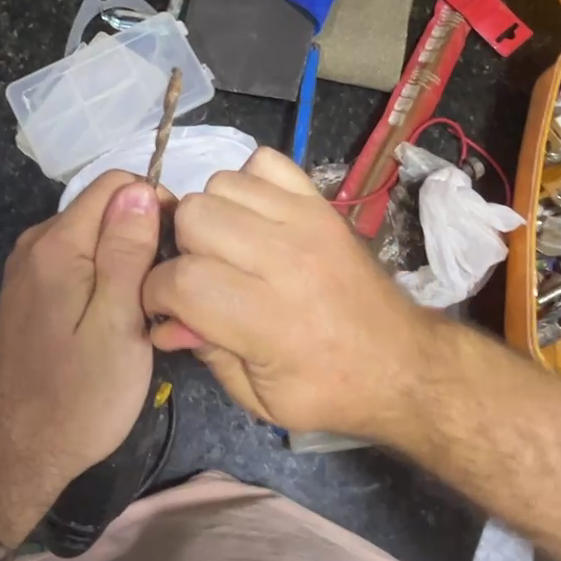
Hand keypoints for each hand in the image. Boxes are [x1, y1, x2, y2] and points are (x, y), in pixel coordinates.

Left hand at [0, 171, 161, 540]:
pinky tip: (109, 317)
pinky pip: (73, 258)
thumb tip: (141, 188)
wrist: (20, 452)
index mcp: (58, 243)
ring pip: (91, 233)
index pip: (117, 184)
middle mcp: (36, 242)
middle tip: (160, 293)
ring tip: (139, 309)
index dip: (155, 207)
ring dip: (121, 257)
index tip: (174, 254)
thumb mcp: (118, 324)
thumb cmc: (80, 395)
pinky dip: (98, 274)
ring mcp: (26, 266)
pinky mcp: (26, 289)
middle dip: (139, 235)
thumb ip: (127, 252)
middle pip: (103, 207)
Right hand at [142, 148, 438, 441]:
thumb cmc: (328, 389)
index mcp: (269, 319)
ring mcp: (305, 221)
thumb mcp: (260, 398)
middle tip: (201, 274)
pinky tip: (256, 217)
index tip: (165, 306)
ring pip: (222, 183)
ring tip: (229, 246)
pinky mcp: (320, 202)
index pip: (182, 280)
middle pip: (195, 216)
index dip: (158, 293)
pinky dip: (250, 183)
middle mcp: (285, 260)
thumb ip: (206, 352)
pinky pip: (265, 161)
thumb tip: (163, 319)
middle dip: (184, 248)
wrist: (403, 363)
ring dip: (213, 214)